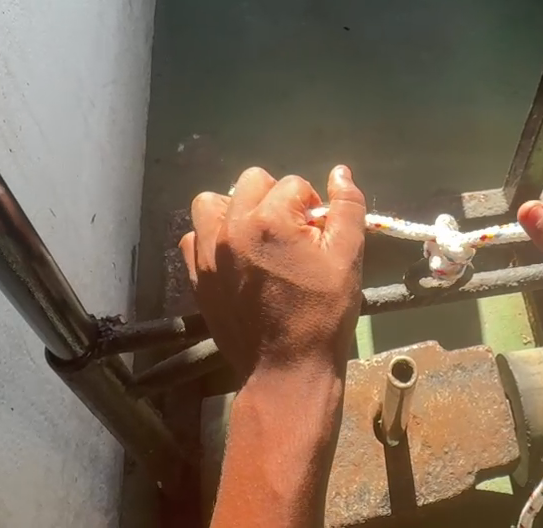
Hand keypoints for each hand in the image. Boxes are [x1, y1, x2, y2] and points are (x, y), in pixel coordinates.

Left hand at [182, 165, 366, 379]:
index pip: (294, 184)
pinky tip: (234, 257)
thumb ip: (348, 206)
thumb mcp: (349, 255)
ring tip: (256, 235)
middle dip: (276, 198)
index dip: (312, 205)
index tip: (317, 235)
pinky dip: (212, 238)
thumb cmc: (323, 311)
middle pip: (253, 181)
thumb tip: (340, 172)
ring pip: (213, 203)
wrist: (288, 370)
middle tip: (291, 233)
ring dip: (236, 209)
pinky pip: (194, 237)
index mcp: (270, 219)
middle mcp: (232, 227)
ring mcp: (209, 253)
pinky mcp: (196, 276)